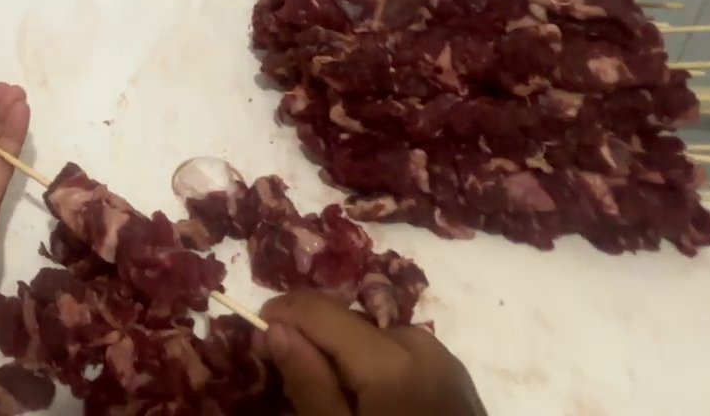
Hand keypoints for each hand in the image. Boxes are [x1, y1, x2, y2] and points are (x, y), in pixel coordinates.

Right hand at [259, 290, 486, 415]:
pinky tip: (363, 401)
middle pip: (343, 318)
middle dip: (308, 337)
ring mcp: (442, 358)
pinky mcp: (455, 377)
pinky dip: (368, 365)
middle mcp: (418, 342)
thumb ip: (308, 384)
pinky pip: (395, 352)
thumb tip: (275, 328)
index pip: (318, 308)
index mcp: (390, 358)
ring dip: (338, 352)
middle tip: (284, 376)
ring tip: (326, 395)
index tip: (255, 339)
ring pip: (368, 334)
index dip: (279, 314)